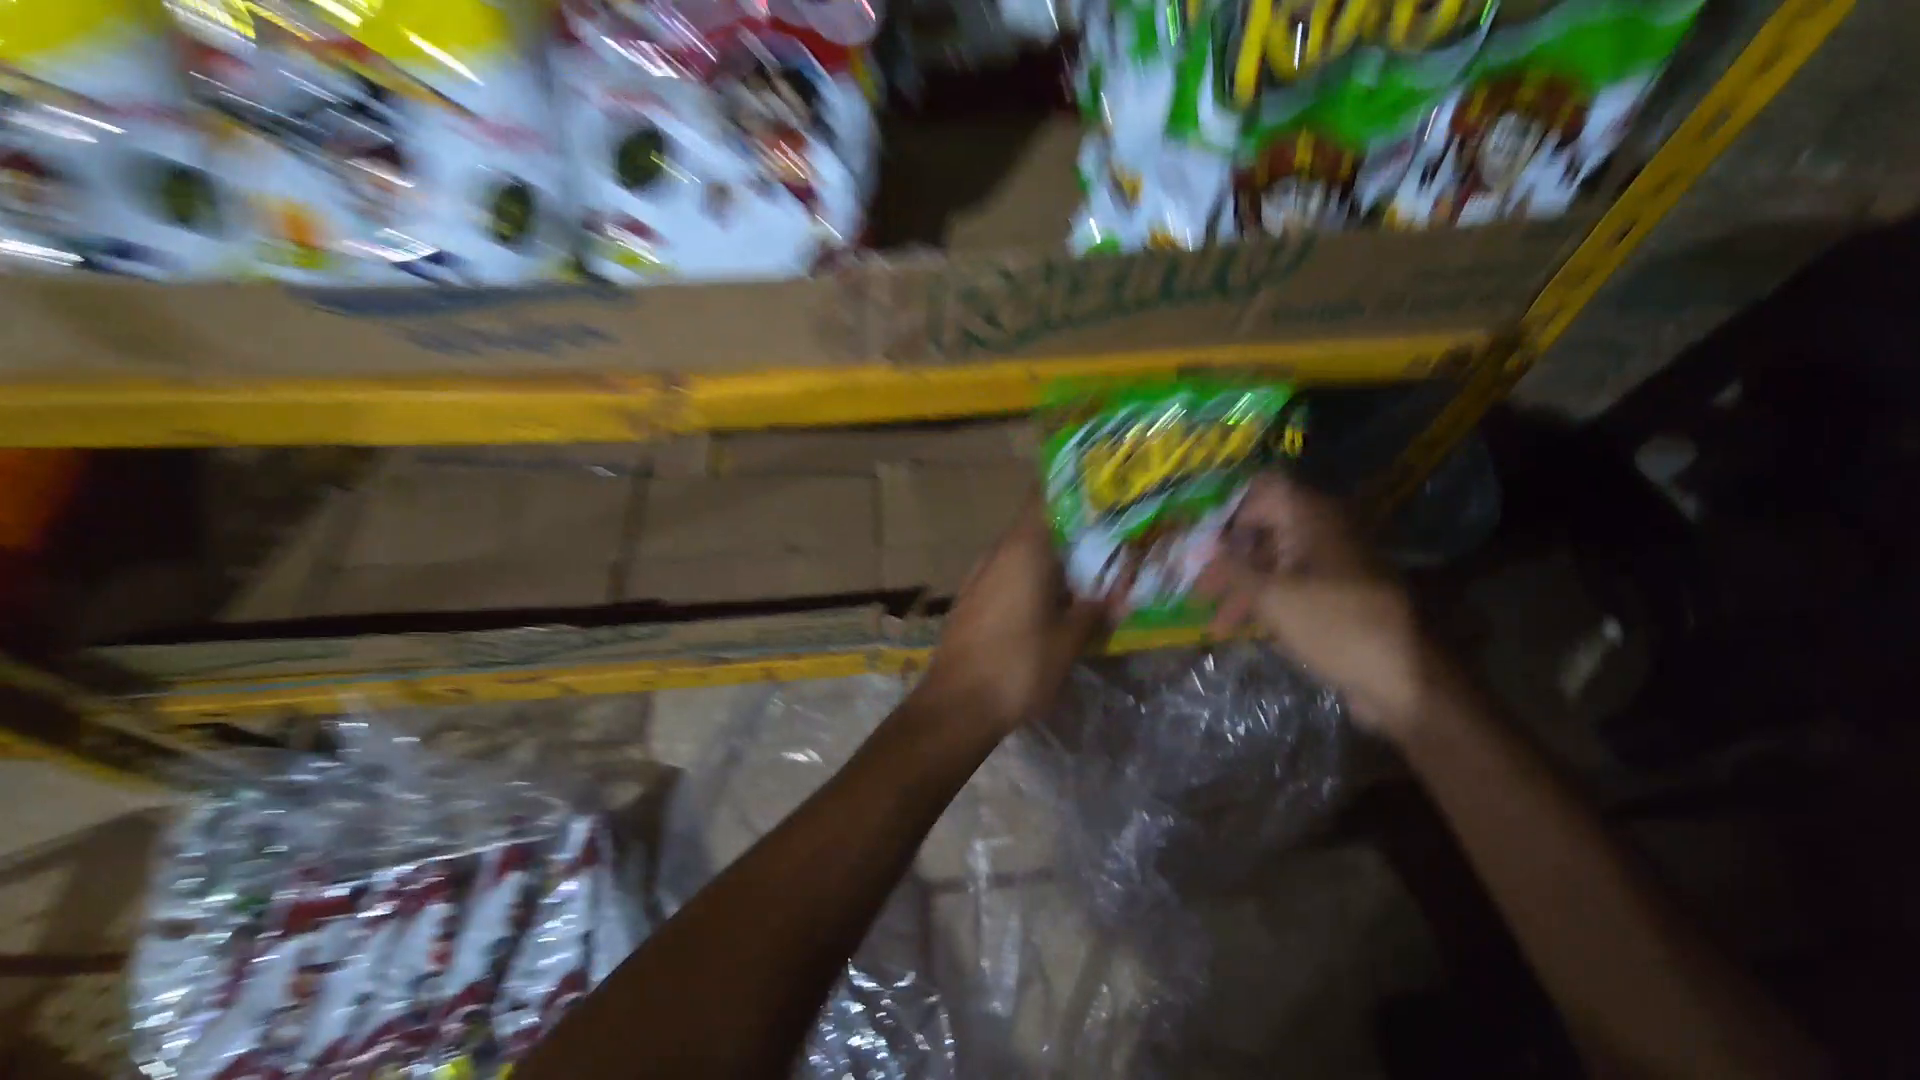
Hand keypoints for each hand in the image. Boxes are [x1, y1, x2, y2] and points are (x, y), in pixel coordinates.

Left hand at [914, 505, 1114, 735]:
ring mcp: (978, 576)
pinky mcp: (971, 600)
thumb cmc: (1018, 666)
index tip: (1104, 492)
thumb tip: (1117, 592)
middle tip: (1111, 540)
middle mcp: (997, 552)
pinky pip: (1008, 577)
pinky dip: (1032, 581)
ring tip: (1089, 574)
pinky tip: (1054, 603)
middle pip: (1037, 526)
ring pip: (1022, 554)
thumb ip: (1095, 609)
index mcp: (1023, 548)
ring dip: (1053, 561)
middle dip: (1073, 532)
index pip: (1045, 495)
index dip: (1075, 489)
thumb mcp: (1069, 640)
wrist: (956, 706)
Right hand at [1192, 474, 1455, 737]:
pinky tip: (1240, 627)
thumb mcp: (1273, 597)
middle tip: (1197, 588)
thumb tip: (1201, 548)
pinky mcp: (1338, 597)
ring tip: (1213, 622)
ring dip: (1242, 587)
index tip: (1198, 541)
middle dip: (1228, 558)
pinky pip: (1292, 588)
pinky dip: (1265, 602)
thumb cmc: (1334, 626)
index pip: (1263, 490)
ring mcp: (1334, 565)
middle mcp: (1325, 532)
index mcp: (1313, 517)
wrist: (1402, 678)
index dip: (1229, 510)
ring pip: (1276, 563)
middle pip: (1266, 529)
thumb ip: (1232, 568)